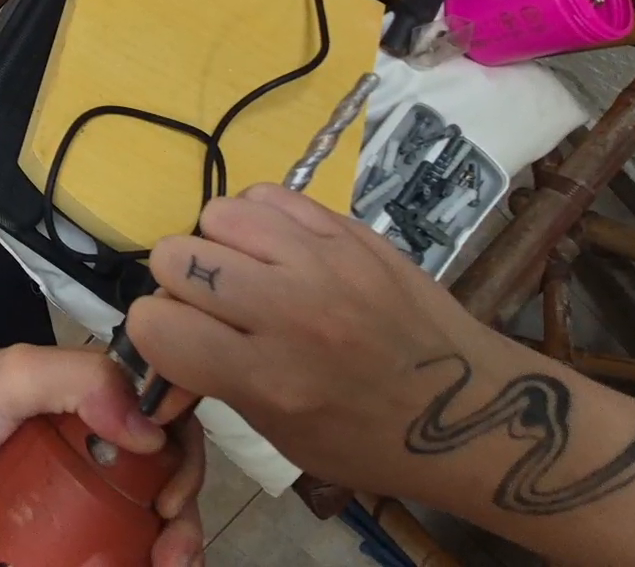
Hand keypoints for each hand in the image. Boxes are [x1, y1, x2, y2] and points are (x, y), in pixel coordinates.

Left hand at [0, 345, 205, 566]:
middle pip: (165, 466)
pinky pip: (113, 535)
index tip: (172, 492)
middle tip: (173, 549)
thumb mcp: (16, 375)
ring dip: (172, 540)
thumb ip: (78, 381)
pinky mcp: (64, 514)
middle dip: (184, 509)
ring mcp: (82, 476)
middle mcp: (98, 430)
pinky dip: (137, 556)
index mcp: (95, 388)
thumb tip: (148, 429)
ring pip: (148, 507)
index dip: (183, 450)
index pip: (164, 410)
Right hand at [126, 183, 515, 498]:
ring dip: (217, 244)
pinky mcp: (347, 229)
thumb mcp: (279, 436)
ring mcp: (323, 260)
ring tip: (248, 270)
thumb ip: (210, 377)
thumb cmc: (370, 439)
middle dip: (178, 282)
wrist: (479, 411)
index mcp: (271, 378)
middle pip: (174, 256)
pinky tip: (278, 249)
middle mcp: (291, 310)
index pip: (154, 323)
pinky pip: (264, 195)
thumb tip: (156, 333)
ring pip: (216, 215)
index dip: (154, 332)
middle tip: (213, 304)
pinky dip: (258, 219)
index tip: (179, 339)